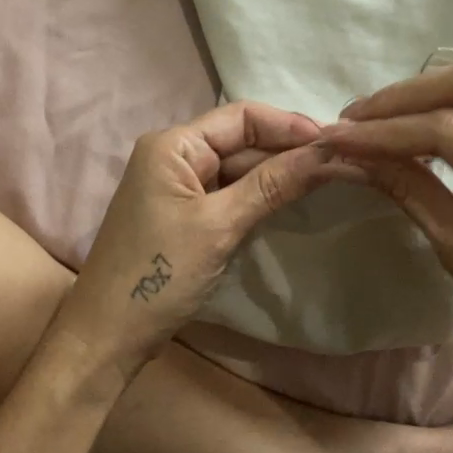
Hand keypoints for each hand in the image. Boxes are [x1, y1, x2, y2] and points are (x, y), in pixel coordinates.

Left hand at [55, 102, 362, 375]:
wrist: (108, 335)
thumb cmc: (158, 274)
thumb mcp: (219, 226)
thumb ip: (272, 184)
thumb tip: (326, 152)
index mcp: (172, 145)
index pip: (241, 117)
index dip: (289, 125)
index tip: (336, 141)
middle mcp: (173, 155)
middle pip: (241, 139)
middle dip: (288, 149)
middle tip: (344, 160)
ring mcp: (178, 186)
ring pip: (238, 167)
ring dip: (278, 172)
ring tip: (331, 176)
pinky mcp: (184, 214)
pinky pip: (228, 192)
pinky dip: (259, 194)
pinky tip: (294, 197)